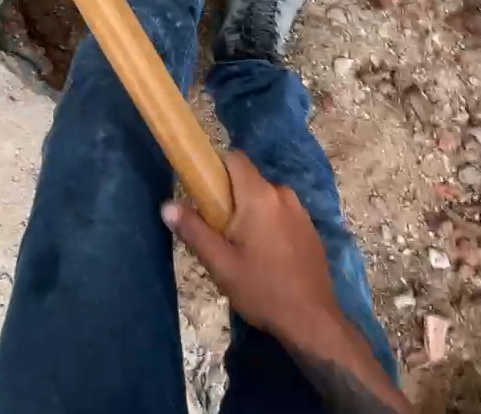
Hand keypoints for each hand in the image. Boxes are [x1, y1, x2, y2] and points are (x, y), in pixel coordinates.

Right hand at [162, 153, 346, 347]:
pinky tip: (267, 257)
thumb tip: (166, 206)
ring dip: (252, 212)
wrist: (313, 323)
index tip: (205, 194)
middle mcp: (283, 194)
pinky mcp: (311, 230)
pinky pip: (282, 214)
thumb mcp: (220, 264)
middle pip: (248, 180)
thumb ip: (193, 230)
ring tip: (243, 248)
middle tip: (220, 231)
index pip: (234, 158)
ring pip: (266, 198)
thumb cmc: (262, 289)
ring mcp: (301, 212)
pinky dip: (271, 224)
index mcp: (259, 195)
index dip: (216, 169)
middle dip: (231, 198)